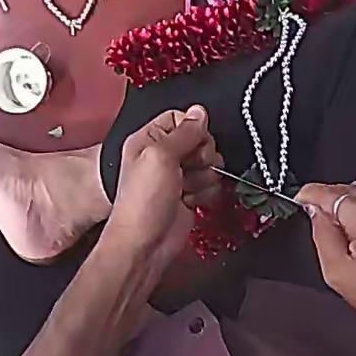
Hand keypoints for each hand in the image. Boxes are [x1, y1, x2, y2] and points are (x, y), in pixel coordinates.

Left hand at [102, 105, 221, 263]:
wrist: (145, 244)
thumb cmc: (145, 199)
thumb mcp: (160, 156)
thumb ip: (183, 132)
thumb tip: (200, 111)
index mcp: (149, 139)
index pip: (181, 119)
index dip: (193, 130)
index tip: (194, 144)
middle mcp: (163, 155)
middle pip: (200, 141)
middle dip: (203, 156)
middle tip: (190, 168)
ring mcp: (178, 176)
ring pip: (209, 164)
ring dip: (204, 178)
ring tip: (186, 190)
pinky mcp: (191, 195)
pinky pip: (211, 184)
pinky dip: (205, 193)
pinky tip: (191, 202)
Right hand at [295, 181, 355, 333]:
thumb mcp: (338, 274)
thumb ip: (322, 235)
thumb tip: (314, 209)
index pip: (335, 195)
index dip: (313, 194)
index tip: (301, 197)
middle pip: (349, 188)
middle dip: (331, 201)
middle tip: (323, 222)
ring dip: (350, 201)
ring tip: (350, 229)